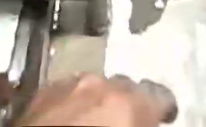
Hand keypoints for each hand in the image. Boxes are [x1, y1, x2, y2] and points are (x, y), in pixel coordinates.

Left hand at [19, 73, 177, 126]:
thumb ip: (142, 122)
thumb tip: (147, 120)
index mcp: (124, 104)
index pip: (158, 96)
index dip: (164, 109)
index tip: (166, 118)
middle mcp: (96, 84)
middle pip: (124, 88)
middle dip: (129, 107)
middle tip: (132, 126)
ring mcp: (64, 84)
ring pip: (93, 88)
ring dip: (100, 105)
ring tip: (100, 126)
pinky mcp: (39, 93)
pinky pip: (67, 93)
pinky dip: (75, 107)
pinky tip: (71, 126)